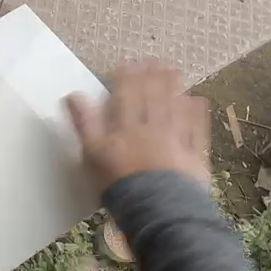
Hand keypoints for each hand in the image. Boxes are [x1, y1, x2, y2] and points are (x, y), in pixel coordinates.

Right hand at [66, 62, 210, 193]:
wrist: (157, 208)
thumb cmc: (118, 183)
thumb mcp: (91, 153)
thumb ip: (84, 123)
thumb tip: (72, 95)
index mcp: (125, 127)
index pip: (125, 96)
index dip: (126, 79)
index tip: (128, 64)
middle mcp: (151, 128)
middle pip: (152, 98)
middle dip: (152, 78)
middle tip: (155, 61)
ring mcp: (175, 139)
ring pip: (174, 108)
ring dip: (174, 88)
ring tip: (174, 72)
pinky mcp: (194, 154)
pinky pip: (196, 129)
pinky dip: (196, 113)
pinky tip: (198, 101)